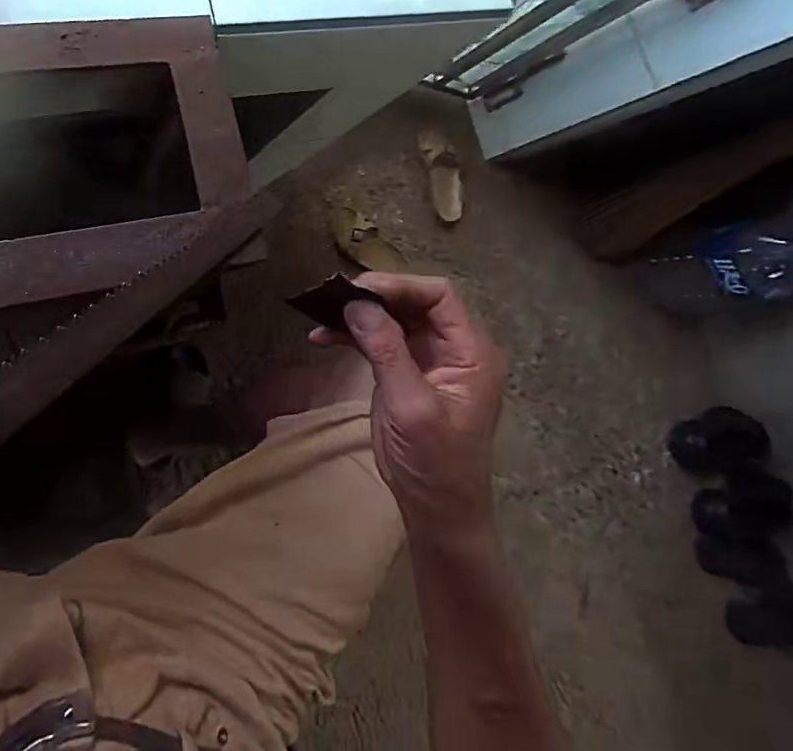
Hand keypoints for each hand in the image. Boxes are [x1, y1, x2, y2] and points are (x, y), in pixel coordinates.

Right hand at [309, 273, 507, 542]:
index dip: (399, 285)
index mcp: (471, 351)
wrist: (434, 507)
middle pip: (414, 302)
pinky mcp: (403, 371)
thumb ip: (386, 351)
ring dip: (358, 314)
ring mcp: (427, 359)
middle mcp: (453, 348)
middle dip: (374, 296)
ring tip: (322, 311)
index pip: (439, 296)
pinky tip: (321, 336)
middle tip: (334, 297)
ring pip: (392, 318)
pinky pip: (377, 339)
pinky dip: (351, 335)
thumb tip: (357, 305)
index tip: (358, 289)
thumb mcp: (411, 404)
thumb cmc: (434, 460)